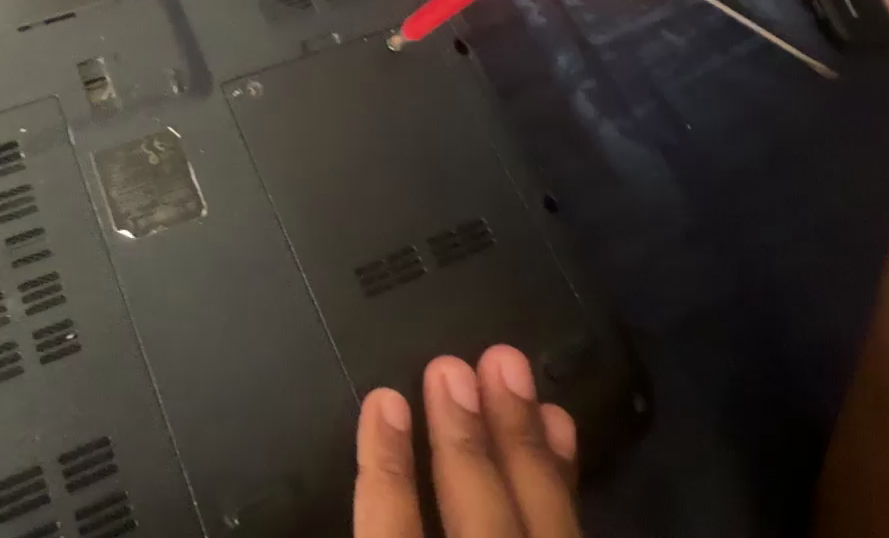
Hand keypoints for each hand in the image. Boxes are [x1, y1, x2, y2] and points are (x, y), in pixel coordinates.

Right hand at [354, 345, 580, 537]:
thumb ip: (359, 537)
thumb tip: (314, 486)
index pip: (391, 533)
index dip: (387, 468)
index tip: (384, 400)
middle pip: (480, 525)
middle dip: (465, 443)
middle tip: (450, 368)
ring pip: (542, 526)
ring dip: (525, 445)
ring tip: (509, 371)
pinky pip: (574, 530)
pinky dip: (564, 475)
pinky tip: (559, 425)